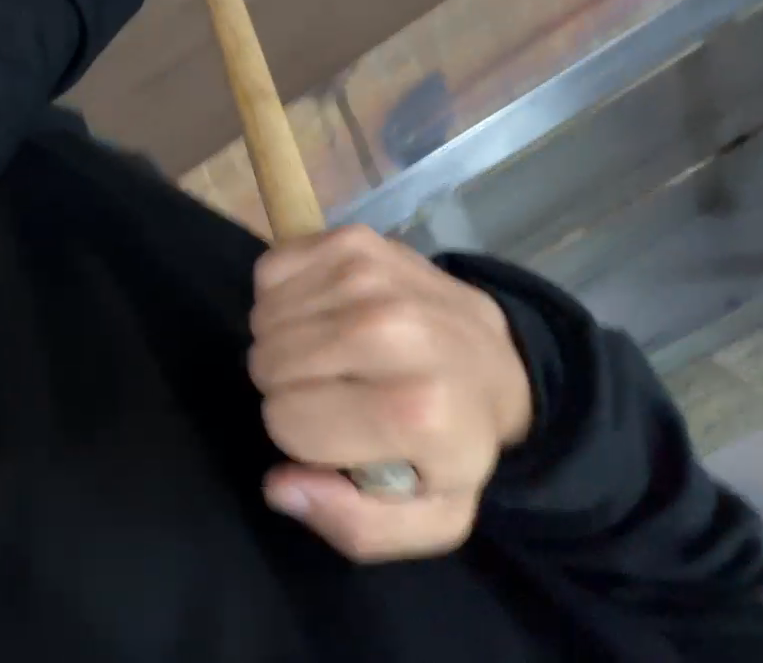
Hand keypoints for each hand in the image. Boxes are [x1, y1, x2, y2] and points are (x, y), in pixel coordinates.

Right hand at [248, 227, 533, 561]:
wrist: (499, 359)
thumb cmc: (451, 440)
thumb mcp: (427, 515)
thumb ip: (353, 524)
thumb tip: (281, 486)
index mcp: (416, 411)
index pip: (285, 421)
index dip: (303, 436)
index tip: (340, 430)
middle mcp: (389, 331)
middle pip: (268, 365)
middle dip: (288, 386)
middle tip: (333, 390)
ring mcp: (368, 276)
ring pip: (262, 319)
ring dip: (284, 341)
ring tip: (330, 352)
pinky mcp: (351, 238)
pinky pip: (268, 271)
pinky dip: (282, 297)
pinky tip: (322, 312)